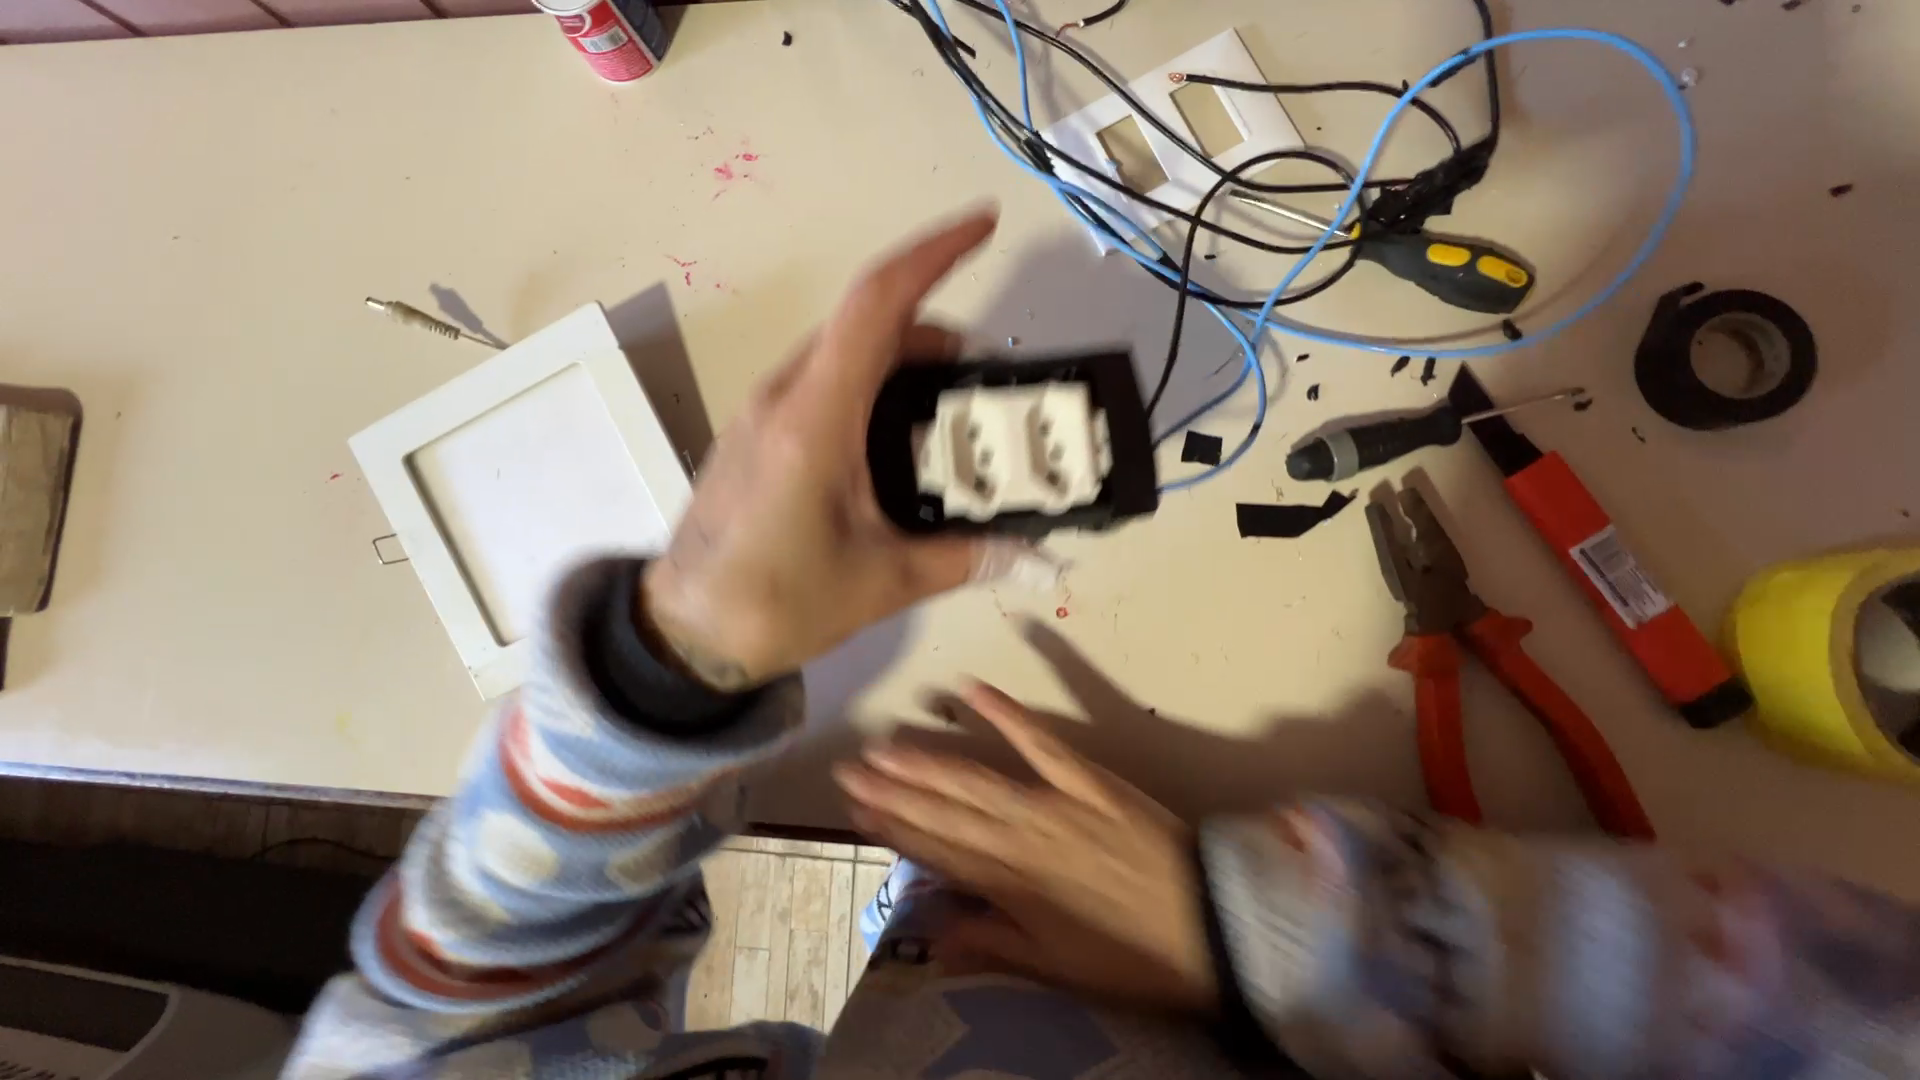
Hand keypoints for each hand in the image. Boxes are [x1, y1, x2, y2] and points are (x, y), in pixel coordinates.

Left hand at [640, 209, 1002, 689]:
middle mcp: (784, 396)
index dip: (935, 255)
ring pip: (843, 352)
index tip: (984, 226)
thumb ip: (966, 558)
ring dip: (902, 361)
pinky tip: (895, 444)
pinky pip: (822, 383)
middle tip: (985, 382)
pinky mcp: (756, 434)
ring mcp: (763, 412)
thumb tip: (1034, 554)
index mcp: (815, 418)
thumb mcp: (884, 582)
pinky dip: (870, 388)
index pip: (877, 304)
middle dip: (935, 332)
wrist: (684, 632)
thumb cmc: (778, 603)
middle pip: (867, 325)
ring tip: (949, 416)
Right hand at [833, 682, 1217, 1011]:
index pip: (938, 852)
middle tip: (851, 768)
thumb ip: (994, 944)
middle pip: (945, 810)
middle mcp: (1020, 837)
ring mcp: (1054, 802)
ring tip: (886, 745)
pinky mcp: (1089, 779)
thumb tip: (933, 936)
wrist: (1212, 924)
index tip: (858, 812)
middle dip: (895, 791)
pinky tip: (974, 691)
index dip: (896, 831)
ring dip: (927, 762)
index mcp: (1011, 885)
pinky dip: (1008, 715)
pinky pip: (1041, 743)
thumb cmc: (1133, 956)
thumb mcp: (1059, 969)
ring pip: (976, 778)